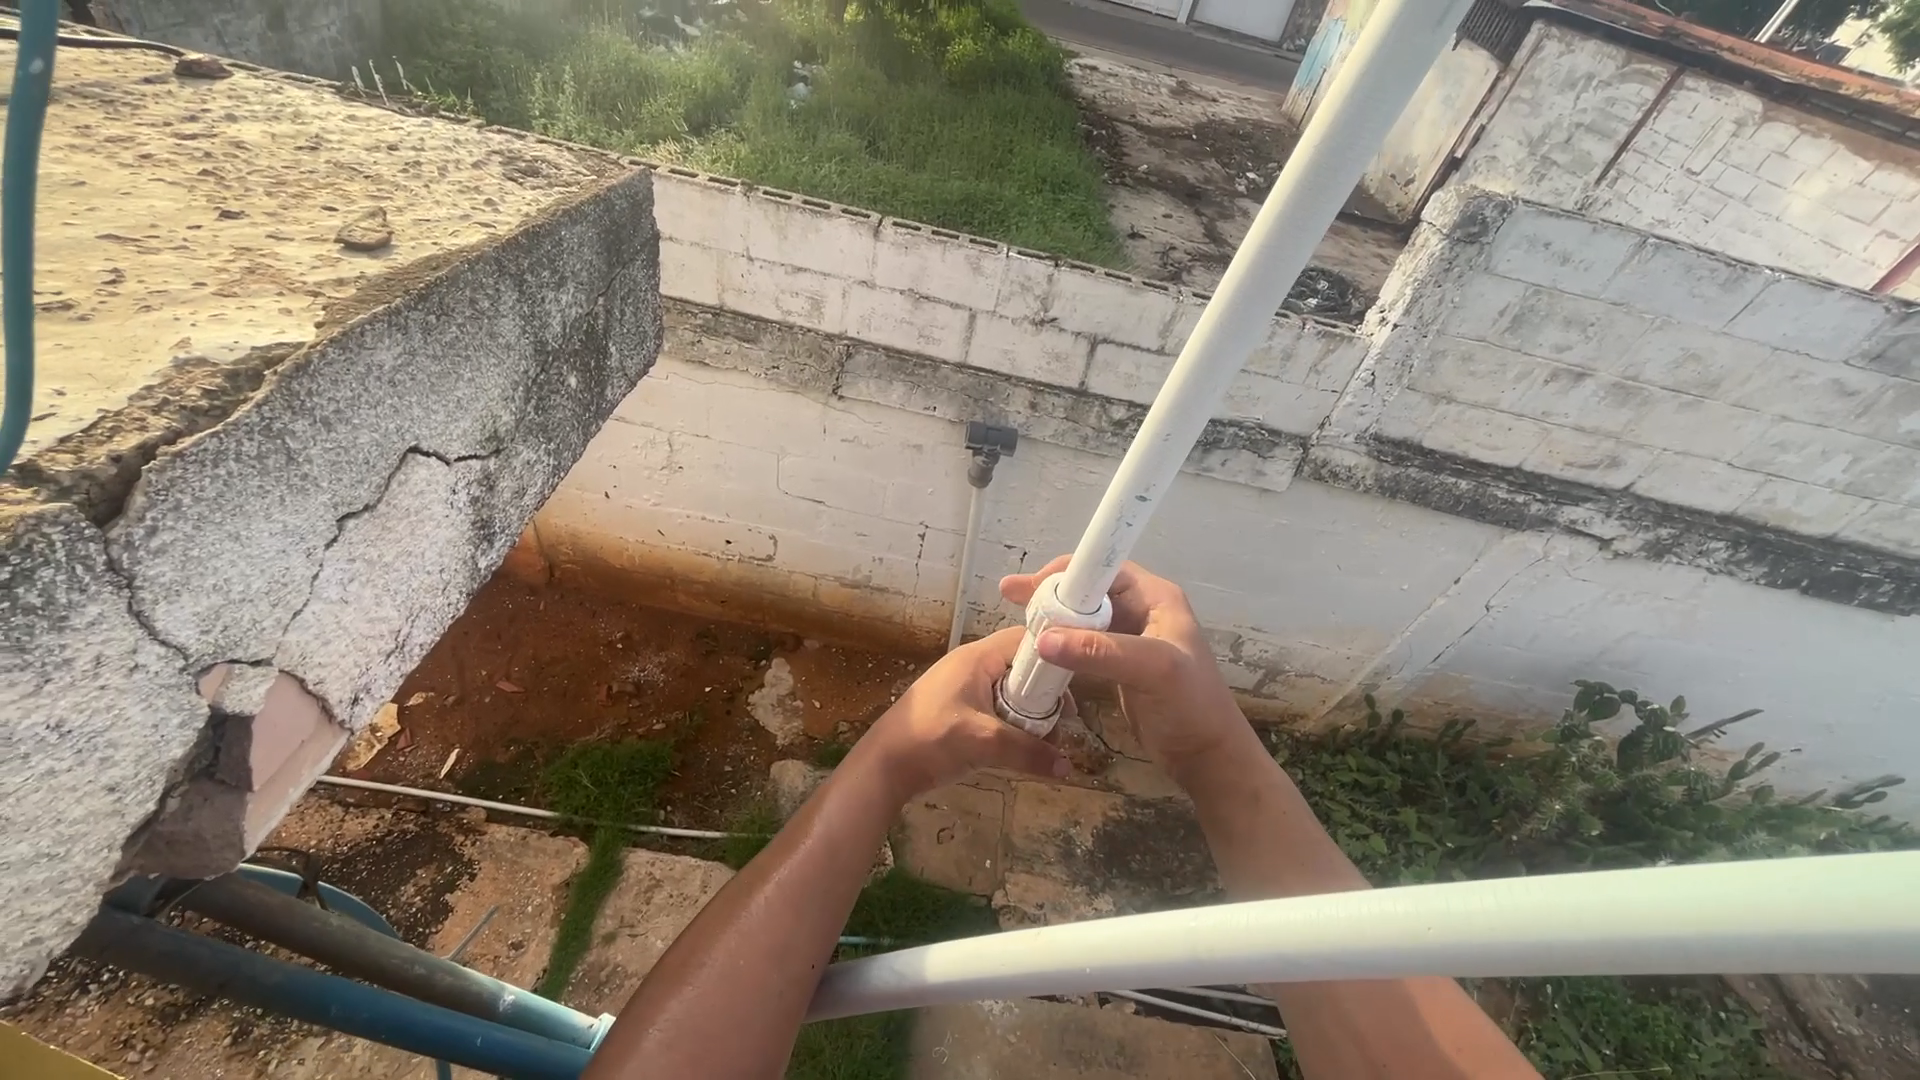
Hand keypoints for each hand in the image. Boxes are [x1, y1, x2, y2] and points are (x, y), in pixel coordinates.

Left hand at [854, 627, 1069, 804]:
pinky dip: (1011, 723)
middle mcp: (970, 666)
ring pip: (1008, 690)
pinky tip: (1021, 747)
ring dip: (1028, 713)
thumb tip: (1067, 766)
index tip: (1072, 686)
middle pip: (1019, 667)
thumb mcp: (983, 743)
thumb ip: (1027, 751)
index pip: (1024, 640)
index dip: (1051, 658)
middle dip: (1043, 694)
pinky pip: (995, 708)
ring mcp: (962, 688)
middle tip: (1062, 721)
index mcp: (976, 658)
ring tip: (1046, 740)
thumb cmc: (930, 740)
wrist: (881, 767)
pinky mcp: (957, 710)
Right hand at [1000, 556, 1244, 777]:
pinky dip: (1059, 642)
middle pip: (1088, 590)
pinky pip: (1083, 644)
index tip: (1031, 584)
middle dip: (1050, 591)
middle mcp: (1142, 611)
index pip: (1105, 569)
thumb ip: (1101, 652)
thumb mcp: (1153, 670)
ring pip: (1082, 617)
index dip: (1068, 572)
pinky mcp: (1118, 665)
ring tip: (1015, 617)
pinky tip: (1036, 648)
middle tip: (1011, 595)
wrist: (1207, 757)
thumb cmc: (1192, 706)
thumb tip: (1044, 639)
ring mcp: (1129, 639)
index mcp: (1156, 599)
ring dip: (1051, 616)